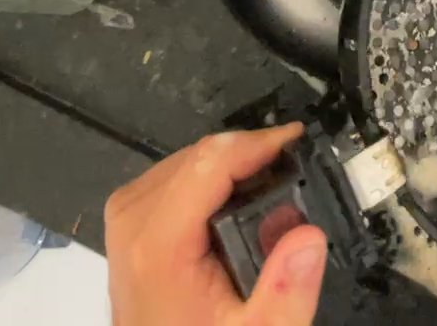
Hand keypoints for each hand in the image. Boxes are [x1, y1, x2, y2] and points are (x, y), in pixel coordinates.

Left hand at [105, 124, 327, 325]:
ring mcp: (126, 216)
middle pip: (203, 155)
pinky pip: (178, 172)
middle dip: (251, 156)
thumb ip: (286, 293)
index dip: (260, 143)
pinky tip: (235, 200)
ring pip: (192, 158)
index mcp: (159, 244)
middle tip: (292, 176)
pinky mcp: (128, 219)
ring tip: (269, 188)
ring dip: (233, 166)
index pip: (212, 159)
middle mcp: (134, 220)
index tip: (300, 144)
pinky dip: (212, 177)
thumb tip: (309, 234)